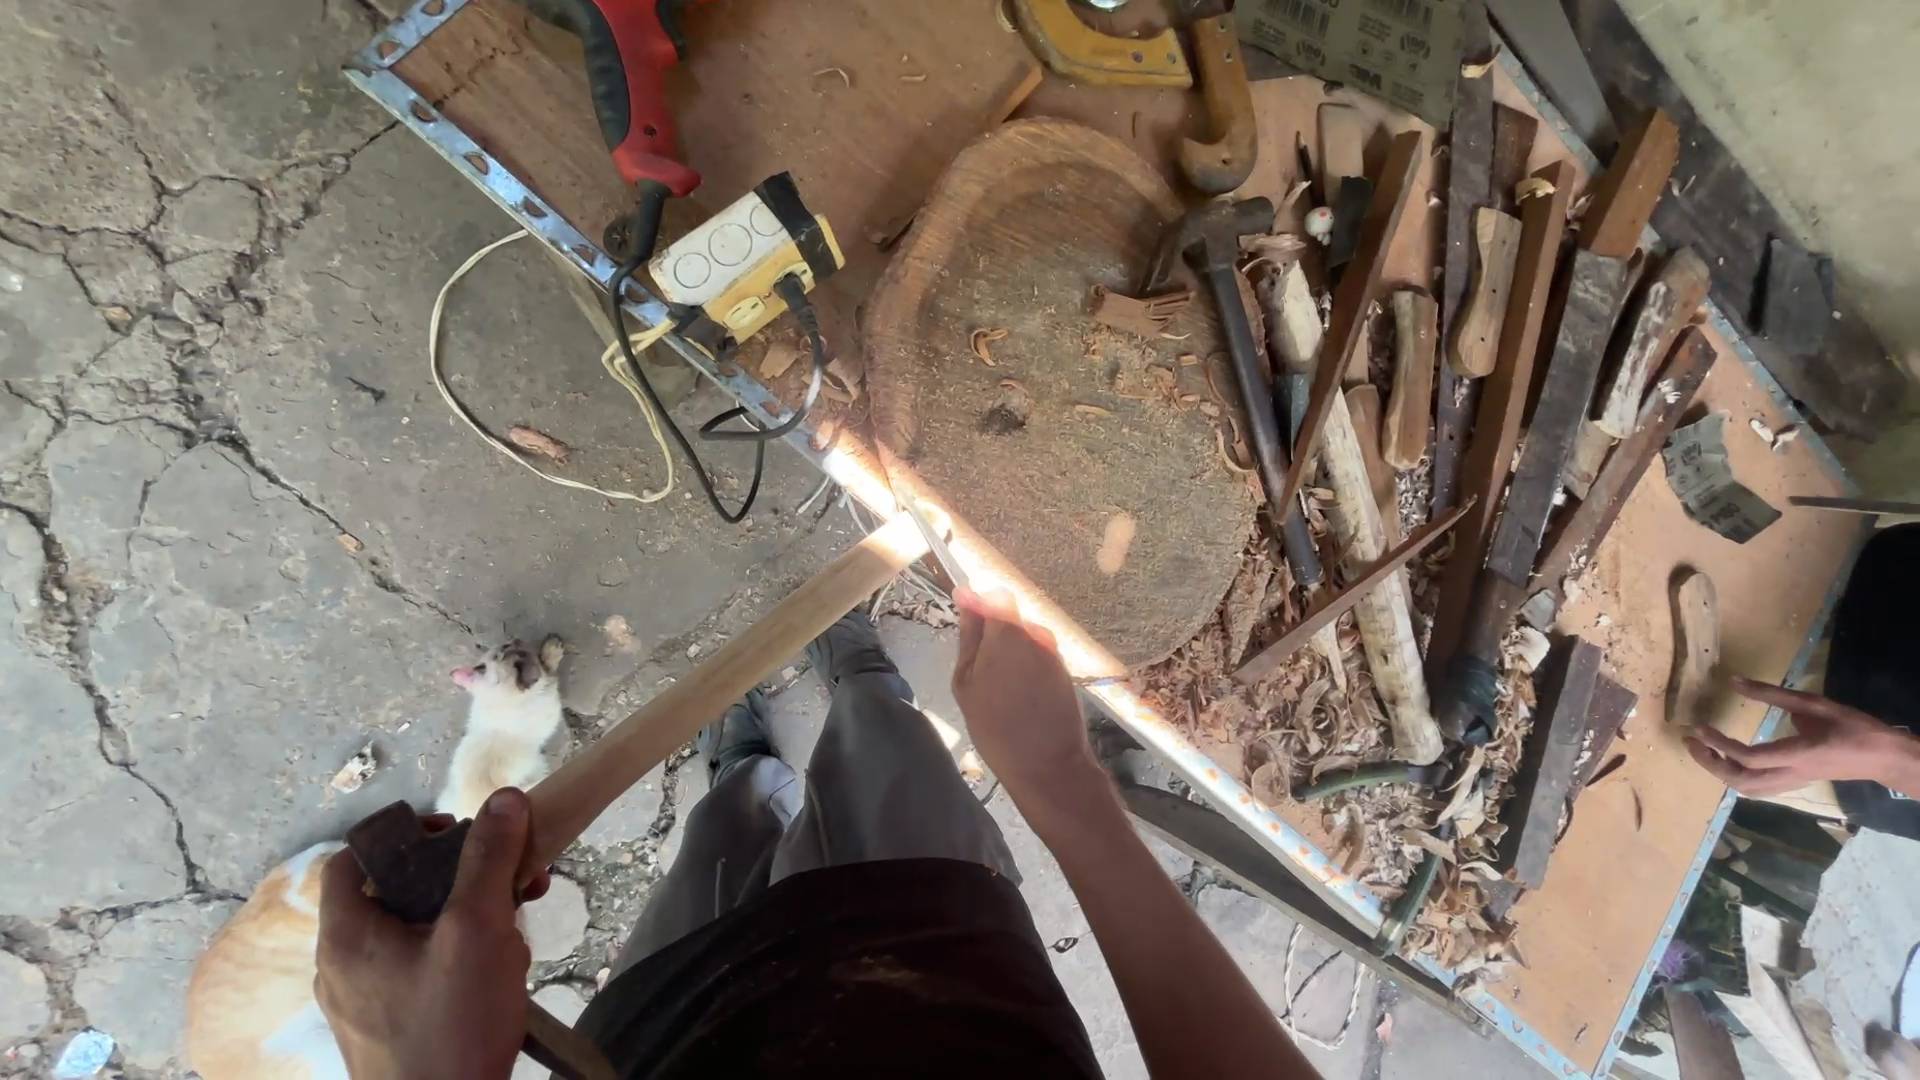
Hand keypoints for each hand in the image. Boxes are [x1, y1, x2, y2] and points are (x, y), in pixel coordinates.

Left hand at [317, 789, 550, 1079]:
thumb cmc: (453, 1019)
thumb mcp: (478, 927)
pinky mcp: (398, 1017)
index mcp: (350, 936)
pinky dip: (469, 945)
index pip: (353, 858)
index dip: (406, 833)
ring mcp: (371, 994)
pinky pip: (430, 959)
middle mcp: (349, 962)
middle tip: (515, 875)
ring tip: (521, 921)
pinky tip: (506, 962)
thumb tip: (504, 796)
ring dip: (477, 908)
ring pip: (423, 923)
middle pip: (401, 887)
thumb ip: (489, 859)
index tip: (462, 835)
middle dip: (467, 872)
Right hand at [951, 587, 1103, 804]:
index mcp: (1007, 632)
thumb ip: (968, 638)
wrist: (1048, 765)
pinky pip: (1040, 656)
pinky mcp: (1065, 669)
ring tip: (1002, 689)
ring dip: (1013, 652)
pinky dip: (1028, 668)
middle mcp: (1035, 634)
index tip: (968, 621)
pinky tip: (1021, 696)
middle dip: (996, 634)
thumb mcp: (966, 683)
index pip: (995, 597)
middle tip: (982, 669)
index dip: (981, 605)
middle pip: (1011, 617)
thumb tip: (966, 600)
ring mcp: (1053, 652)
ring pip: (1026, 637)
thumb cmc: (995, 728)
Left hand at [1685, 676, 1917, 795]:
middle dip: (1709, 763)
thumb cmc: (1855, 729)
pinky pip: (1759, 788)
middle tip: (1691, 742)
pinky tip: (1727, 760)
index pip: (1749, 758)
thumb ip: (1772, 694)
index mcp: (1798, 754)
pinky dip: (1735, 777)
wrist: (1890, 758)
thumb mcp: (1814, 705)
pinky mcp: (1796, 782)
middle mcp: (1792, 773)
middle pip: (1742, 780)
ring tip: (1704, 750)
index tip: (1698, 728)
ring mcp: (1794, 781)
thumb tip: (1733, 680)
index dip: (1719, 745)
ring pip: (1749, 788)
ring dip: (1719, 772)